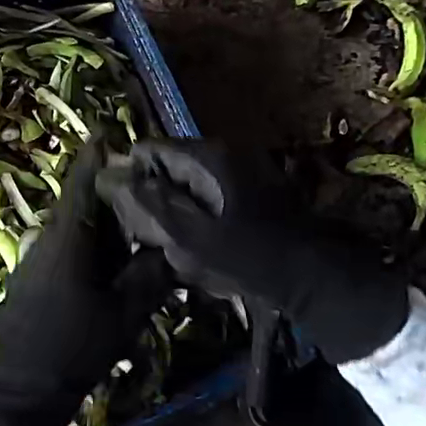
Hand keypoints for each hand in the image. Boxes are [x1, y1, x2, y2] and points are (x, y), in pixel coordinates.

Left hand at [0, 143, 158, 425]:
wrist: (19, 390)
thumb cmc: (76, 348)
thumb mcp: (126, 313)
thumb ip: (151, 275)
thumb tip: (172, 245)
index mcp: (70, 240)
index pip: (82, 183)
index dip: (96, 155)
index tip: (110, 131)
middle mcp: (48, 240)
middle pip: (80, 202)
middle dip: (108, 189)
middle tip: (142, 185)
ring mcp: (35, 259)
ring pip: (72, 225)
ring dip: (99, 219)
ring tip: (132, 220)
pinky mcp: (31, 277)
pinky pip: (64, 245)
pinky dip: (88, 241)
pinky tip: (109, 257)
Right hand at [96, 139, 408, 363]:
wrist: (312, 275)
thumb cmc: (247, 257)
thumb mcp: (190, 236)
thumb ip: (149, 202)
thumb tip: (113, 174)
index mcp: (209, 155)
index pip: (149, 151)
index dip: (134, 182)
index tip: (135, 217)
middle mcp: (227, 150)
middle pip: (171, 166)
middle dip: (159, 200)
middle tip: (162, 240)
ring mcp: (245, 166)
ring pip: (191, 183)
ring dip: (182, 212)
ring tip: (187, 249)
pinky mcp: (256, 185)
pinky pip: (213, 195)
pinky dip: (204, 216)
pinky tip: (210, 246)